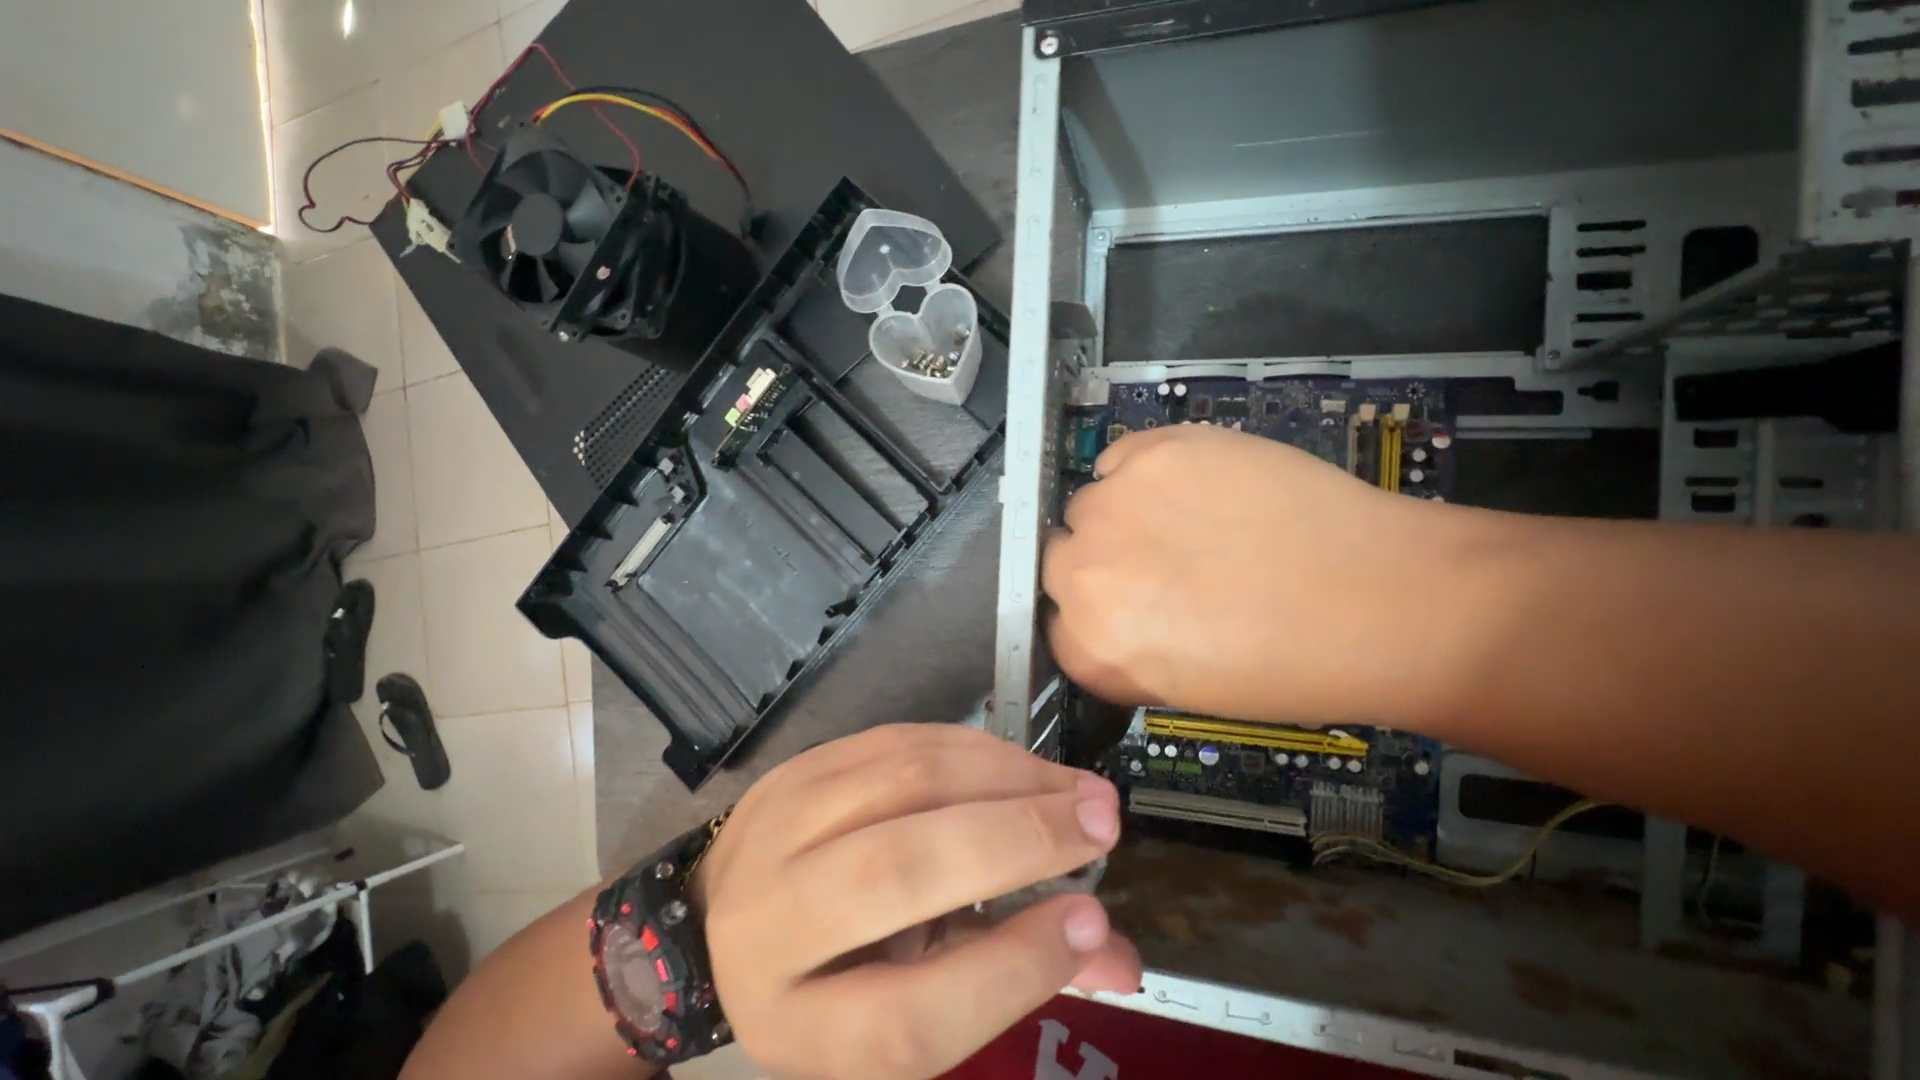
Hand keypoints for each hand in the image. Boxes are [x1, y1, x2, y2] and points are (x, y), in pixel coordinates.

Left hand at [691, 724, 1140, 1079]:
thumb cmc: (828, 984)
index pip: (909, 1016)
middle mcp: (770, 925)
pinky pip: (900, 741)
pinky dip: (976, 749)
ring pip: (901, 783)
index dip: (1011, 970)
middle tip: (1102, 828)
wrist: (723, 918)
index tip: (1090, 925)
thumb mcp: (903, 1015)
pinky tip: (1025, 767)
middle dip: (1017, 842)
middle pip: (896, 873)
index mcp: (800, 1026)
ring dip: (1006, 779)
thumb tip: (1115, 956)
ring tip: (1079, 794)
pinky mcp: (800, 768)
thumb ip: (1007, 979)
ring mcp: (777, 828)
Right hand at [1044, 423, 1451, 724]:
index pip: (1057, 625)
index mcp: (1092, 647)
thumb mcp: (1186, 688)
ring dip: (1125, 513)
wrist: (1377, 598)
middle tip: (1157, 563)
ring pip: (1092, 502)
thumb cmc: (1293, 664)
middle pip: (1061, 557)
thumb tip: (1118, 616)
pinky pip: (1121, 457)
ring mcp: (1117, 504)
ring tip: (1188, 522)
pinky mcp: (1157, 451)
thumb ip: (1128, 650)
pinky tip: (1196, 488)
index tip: (1125, 607)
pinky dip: (1144, 471)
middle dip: (1100, 562)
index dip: (1096, 614)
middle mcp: (1085, 574)